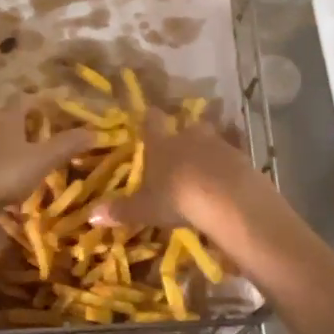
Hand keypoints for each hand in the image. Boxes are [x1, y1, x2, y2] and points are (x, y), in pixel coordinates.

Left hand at [0, 99, 94, 214]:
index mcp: (7, 115)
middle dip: (26, 124)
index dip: (46, 105)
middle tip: (42, 136)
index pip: (29, 100)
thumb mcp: (42, 160)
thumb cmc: (4, 174)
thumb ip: (67, 145)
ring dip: (9, 142)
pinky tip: (1, 175)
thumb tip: (94, 131)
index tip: (59, 115)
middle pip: (9, 115)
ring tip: (23, 157)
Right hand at [91, 110, 263, 231]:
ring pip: (211, 140)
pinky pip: (232, 158)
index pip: (153, 121)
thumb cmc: (177, 198)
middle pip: (186, 126)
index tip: (148, 117)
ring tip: (204, 167)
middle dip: (183, 135)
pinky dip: (227, 167)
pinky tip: (225, 182)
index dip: (150, 119)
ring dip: (207, 150)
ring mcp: (219, 144)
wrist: (227, 198)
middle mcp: (189, 136)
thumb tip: (91, 216)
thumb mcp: (145, 208)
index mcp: (162, 143)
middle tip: (179, 147)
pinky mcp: (242, 158)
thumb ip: (121, 210)